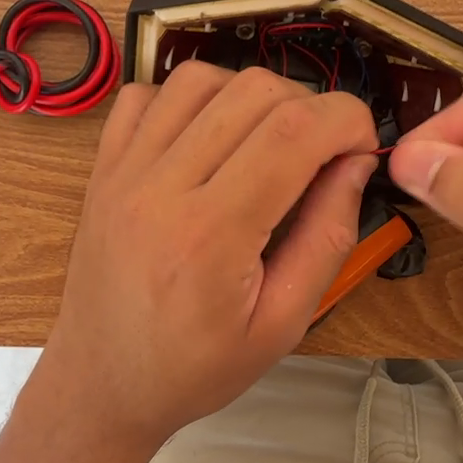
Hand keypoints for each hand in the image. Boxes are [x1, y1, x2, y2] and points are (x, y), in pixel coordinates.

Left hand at [38, 61, 379, 448]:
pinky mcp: (101, 170)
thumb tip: (355, 163)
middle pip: (253, 91)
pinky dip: (184, 99)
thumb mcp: (282, 325)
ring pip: (198, 78)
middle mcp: (161, 188)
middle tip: (318, 154)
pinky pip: (143, 96)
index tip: (361, 145)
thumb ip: (327, 238)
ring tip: (264, 143)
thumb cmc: (193, 368)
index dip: (347, 119)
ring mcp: (123, 172)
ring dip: (248, 96)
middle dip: (309, 107)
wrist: (101, 384)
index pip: (295, 130)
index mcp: (212, 235)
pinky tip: (204, 138)